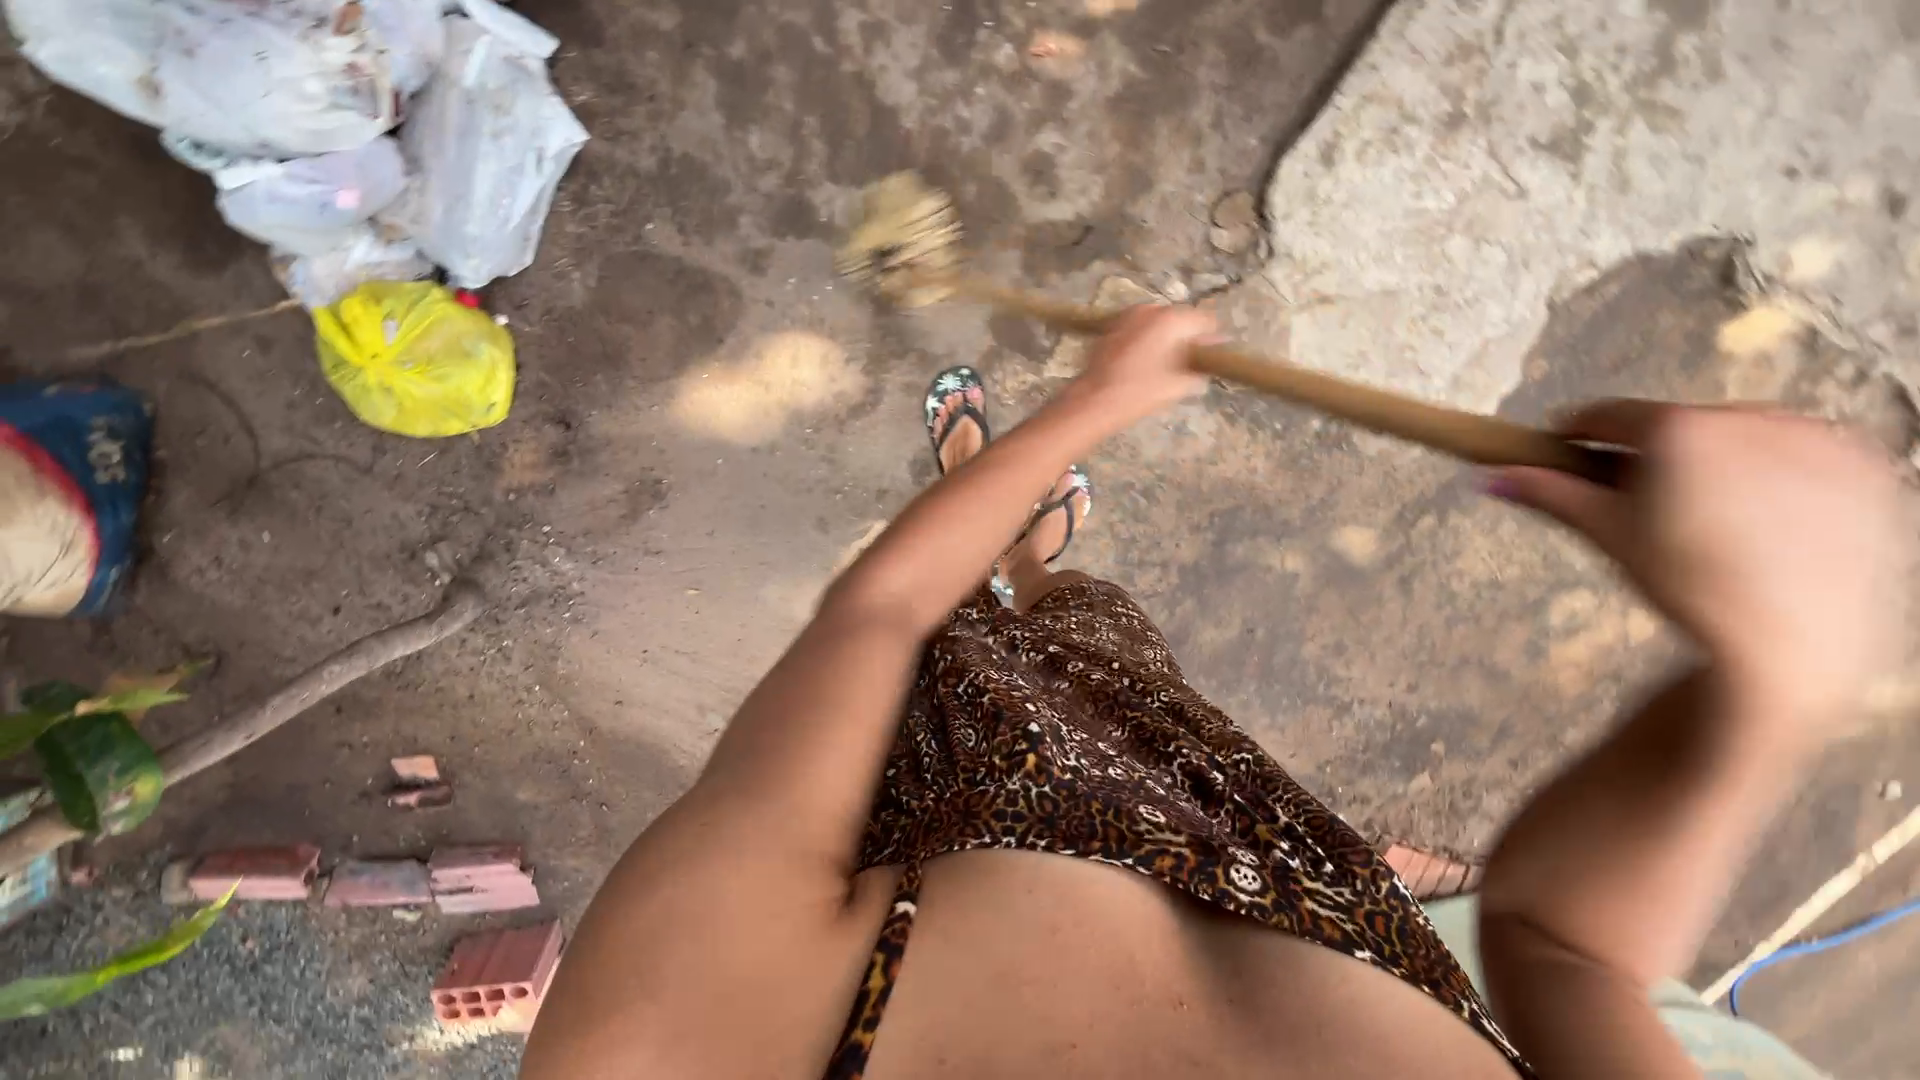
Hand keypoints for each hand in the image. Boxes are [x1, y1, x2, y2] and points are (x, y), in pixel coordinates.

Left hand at [1069, 305, 1214, 423]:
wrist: (1094, 399)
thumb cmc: (1140, 393)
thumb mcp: (1178, 385)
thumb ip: (1199, 372)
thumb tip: (1205, 369)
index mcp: (1171, 319)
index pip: (1204, 319)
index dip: (1212, 336)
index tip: (1216, 349)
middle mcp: (1150, 309)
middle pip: (1179, 317)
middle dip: (1188, 334)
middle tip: (1194, 356)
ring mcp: (1128, 315)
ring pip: (1157, 321)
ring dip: (1167, 335)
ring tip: (1170, 359)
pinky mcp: (1111, 326)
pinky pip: (1138, 328)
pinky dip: (1147, 337)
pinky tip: (1147, 357)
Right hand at [1489, 402, 1906, 720]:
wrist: (1789, 643)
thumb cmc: (1689, 587)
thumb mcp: (1605, 534)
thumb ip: (1549, 493)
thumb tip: (1491, 478)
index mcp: (1677, 428)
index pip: (1607, 414)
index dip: (1577, 434)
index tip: (1568, 452)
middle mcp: (1749, 417)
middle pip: (1675, 424)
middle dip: (1652, 456)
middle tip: (1642, 504)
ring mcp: (1813, 437)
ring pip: (1737, 436)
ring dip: (1712, 463)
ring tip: (1705, 520)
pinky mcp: (1864, 463)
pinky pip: (1798, 453)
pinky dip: (1771, 475)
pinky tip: (1760, 522)